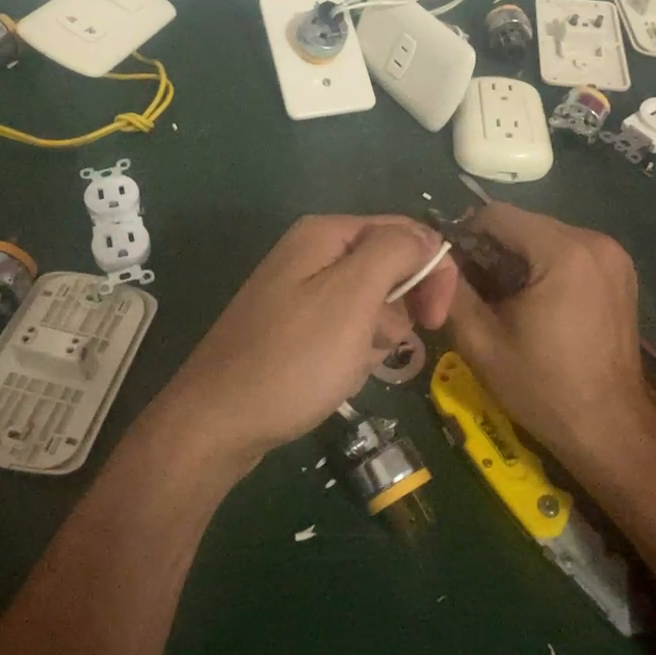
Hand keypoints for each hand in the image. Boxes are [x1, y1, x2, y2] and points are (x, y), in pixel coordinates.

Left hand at [155, 215, 455, 466]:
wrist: (218, 422)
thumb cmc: (293, 359)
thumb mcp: (352, 297)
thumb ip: (394, 252)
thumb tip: (424, 238)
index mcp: (326, 234)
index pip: (405, 232)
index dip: (432, 270)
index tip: (437, 320)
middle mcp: (312, 252)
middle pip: (388, 266)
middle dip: (398, 309)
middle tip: (383, 346)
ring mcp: (299, 290)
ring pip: (370, 303)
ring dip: (376, 336)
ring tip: (350, 366)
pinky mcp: (293, 327)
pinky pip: (345, 329)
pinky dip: (353, 352)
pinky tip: (336, 377)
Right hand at [448, 204, 653, 464]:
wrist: (609, 430)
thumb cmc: (543, 388)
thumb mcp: (481, 342)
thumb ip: (452, 290)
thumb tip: (432, 259)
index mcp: (564, 252)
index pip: (498, 215)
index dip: (465, 234)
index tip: (450, 268)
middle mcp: (595, 242)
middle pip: (525, 224)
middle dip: (493, 250)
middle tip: (473, 290)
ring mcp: (614, 256)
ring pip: (546, 237)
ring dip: (518, 259)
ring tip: (502, 301)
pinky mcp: (620, 273)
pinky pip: (569, 252)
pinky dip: (545, 267)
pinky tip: (533, 304)